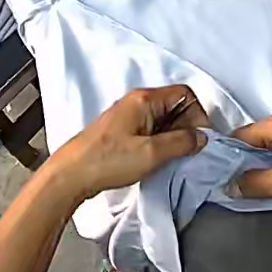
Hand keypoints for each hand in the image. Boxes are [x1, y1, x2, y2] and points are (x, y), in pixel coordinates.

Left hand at [44, 85, 208, 201]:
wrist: (69, 177)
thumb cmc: (106, 161)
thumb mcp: (152, 153)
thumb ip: (182, 142)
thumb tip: (202, 137)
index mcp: (144, 99)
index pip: (185, 94)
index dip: (199, 114)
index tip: (202, 137)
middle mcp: (136, 102)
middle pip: (176, 105)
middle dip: (188, 126)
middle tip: (191, 149)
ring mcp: (128, 116)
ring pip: (165, 119)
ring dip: (175, 136)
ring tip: (175, 157)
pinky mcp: (122, 131)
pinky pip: (152, 130)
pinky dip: (162, 141)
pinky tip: (160, 158)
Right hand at [232, 111, 271, 222]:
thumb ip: (253, 183)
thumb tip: (229, 186)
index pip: (240, 137)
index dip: (228, 158)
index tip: (218, 178)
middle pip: (254, 141)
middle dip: (245, 163)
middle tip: (233, 187)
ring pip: (270, 149)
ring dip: (262, 168)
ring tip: (252, 189)